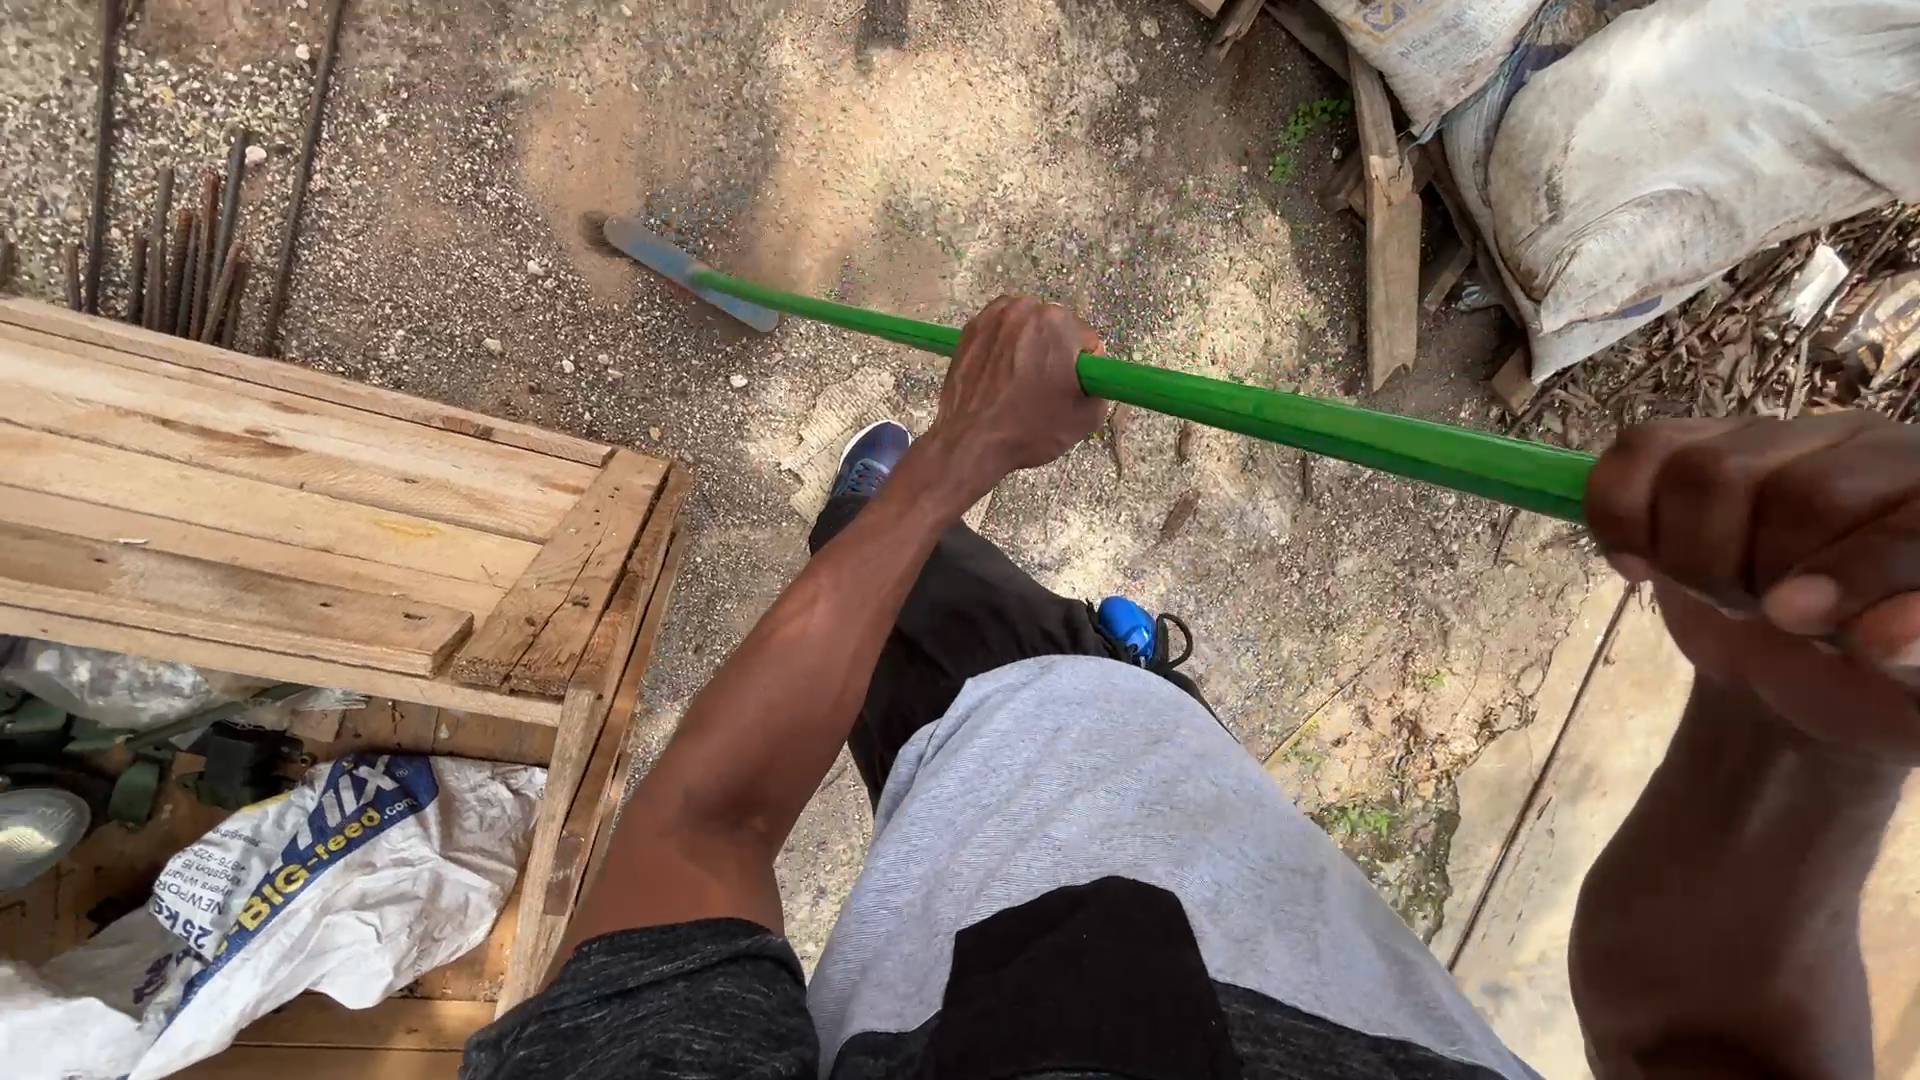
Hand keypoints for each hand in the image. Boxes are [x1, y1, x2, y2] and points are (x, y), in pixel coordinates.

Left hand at [924, 295, 1107, 499]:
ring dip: (1029, 345)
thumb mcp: (1085, 418)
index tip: (1070, 387)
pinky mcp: (970, 329)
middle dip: (1055, 351)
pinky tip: (1000, 373)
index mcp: (1058, 324)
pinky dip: (1004, 344)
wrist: (971, 442)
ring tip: (1019, 381)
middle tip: (1044, 388)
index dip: (1083, 366)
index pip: (1086, 339)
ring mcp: (993, 317)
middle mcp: (1025, 309)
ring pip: (1026, 326)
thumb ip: (1102, 387)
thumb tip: (1093, 375)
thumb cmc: (1029, 430)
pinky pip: (1000, 330)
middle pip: (1055, 328)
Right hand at [1585, 411, 1919, 761]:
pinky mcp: (1690, 447)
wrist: (1795, 659)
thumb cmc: (1870, 672)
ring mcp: (1775, 440)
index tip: (1799, 623)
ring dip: (1685, 552)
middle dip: (1753, 570)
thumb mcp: (1918, 683)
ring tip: (1708, 588)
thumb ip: (1918, 651)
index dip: (1856, 571)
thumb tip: (1877, 637)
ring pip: (1702, 471)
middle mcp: (1878, 451)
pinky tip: (1639, 559)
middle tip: (1754, 613)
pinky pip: (1637, 451)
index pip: (1909, 522)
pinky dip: (1618, 515)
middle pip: (1794, 491)